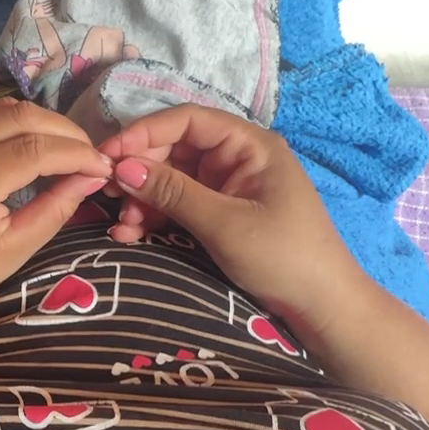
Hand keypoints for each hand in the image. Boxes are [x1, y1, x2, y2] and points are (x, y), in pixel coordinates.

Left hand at [0, 99, 113, 321]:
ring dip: (42, 120)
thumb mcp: (17, 249)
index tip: (103, 167)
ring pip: (3, 107)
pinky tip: (35, 140)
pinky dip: (16, 118)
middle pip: (20, 117)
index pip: (33, 150)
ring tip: (68, 148)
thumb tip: (93, 176)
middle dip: (65, 131)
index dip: (76, 153)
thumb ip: (57, 208)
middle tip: (90, 154)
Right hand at [97, 104, 369, 327]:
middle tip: (107, 196)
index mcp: (248, 145)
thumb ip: (172, 193)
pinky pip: (176, 206)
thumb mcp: (224, 224)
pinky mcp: (217, 215)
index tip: (108, 155)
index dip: (144, 133)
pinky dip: (152, 218)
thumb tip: (122, 167)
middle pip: (173, 150)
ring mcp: (224, 187)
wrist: (320, 308)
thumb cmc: (284, 257)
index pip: (187, 121)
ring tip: (122, 227)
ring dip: (141, 200)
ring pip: (169, 180)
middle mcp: (234, 158)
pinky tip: (130, 234)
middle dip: (139, 172)